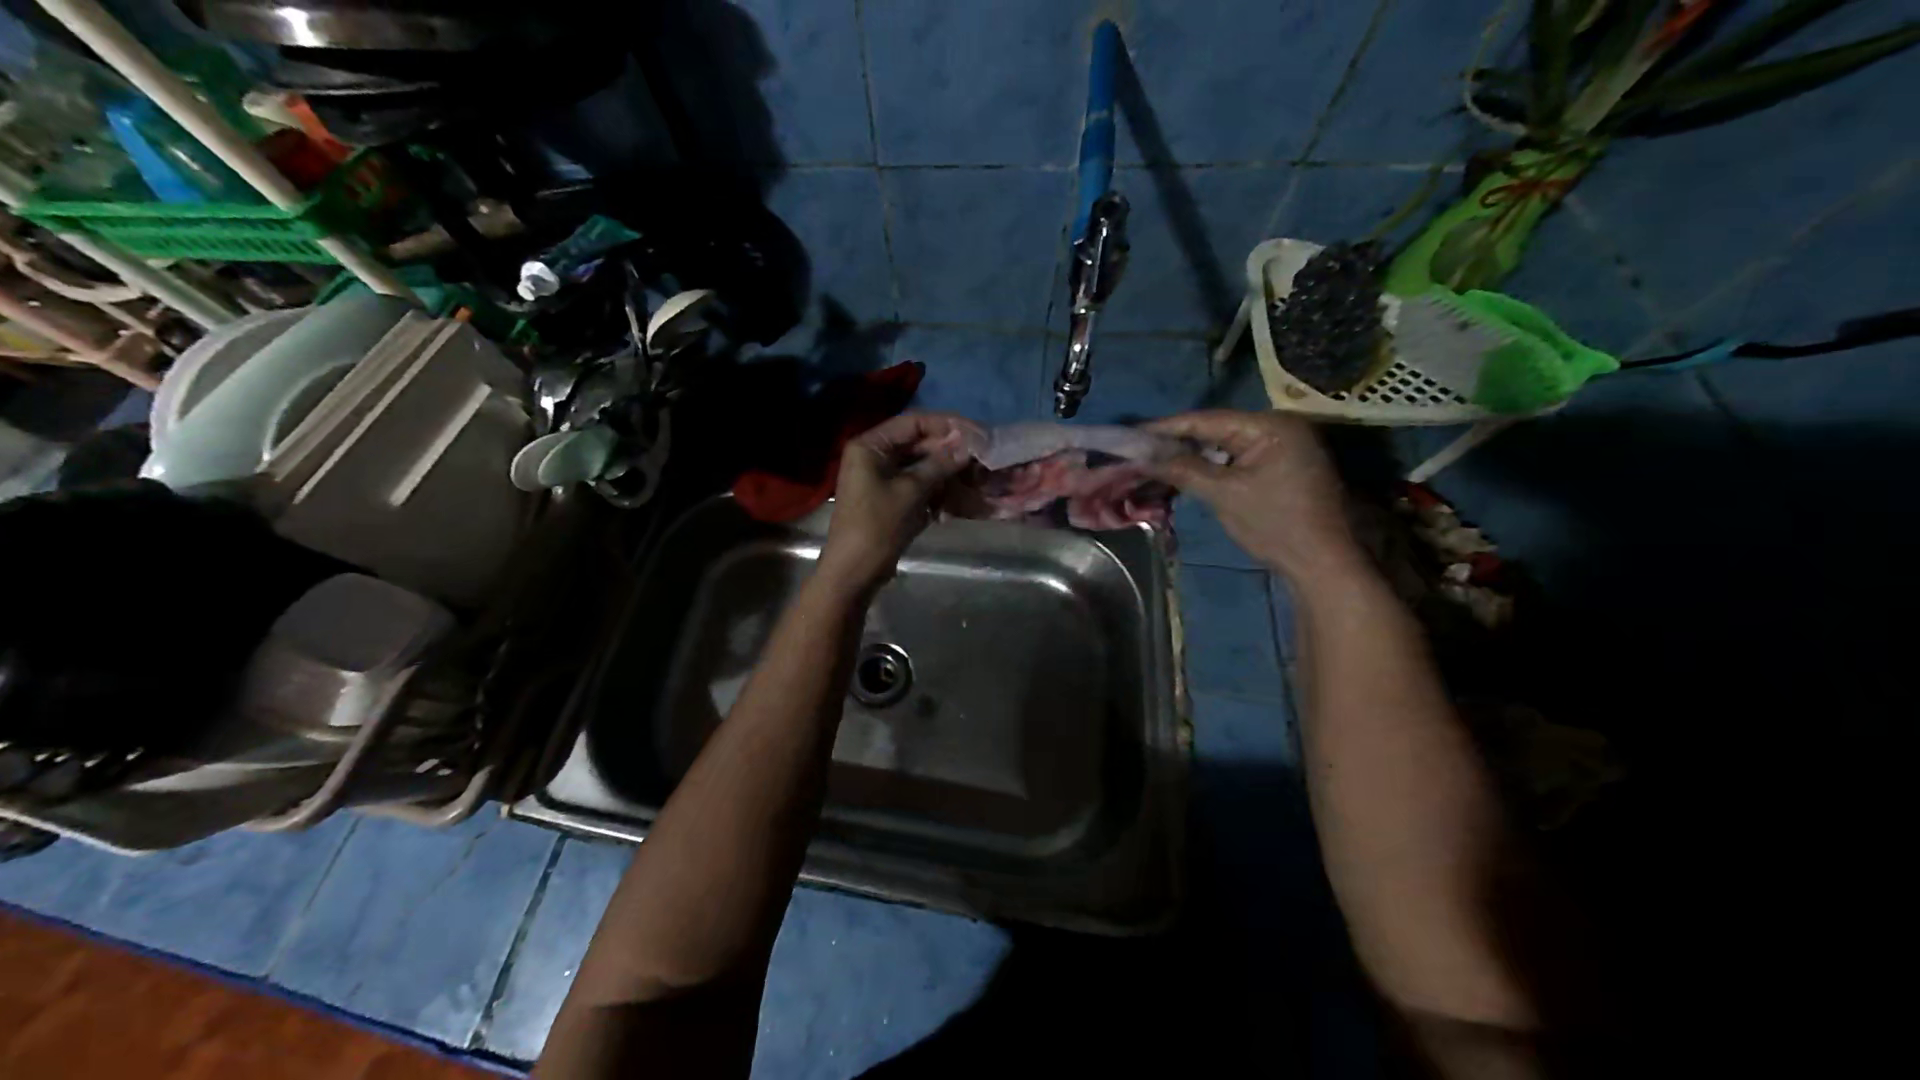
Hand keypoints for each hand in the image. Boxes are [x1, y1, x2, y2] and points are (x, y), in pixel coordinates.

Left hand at [818, 412, 980, 589]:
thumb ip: (939, 464)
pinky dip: (936, 488)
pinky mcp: (889, 498)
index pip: (912, 423)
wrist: (854, 573)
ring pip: (919, 465)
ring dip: (945, 470)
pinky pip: (916, 484)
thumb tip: (966, 445)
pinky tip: (957, 495)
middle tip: (979, 457)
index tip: (975, 432)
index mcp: (869, 446)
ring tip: (973, 477)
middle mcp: (873, 455)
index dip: (945, 425)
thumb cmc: (877, 527)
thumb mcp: (911, 492)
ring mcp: (880, 478)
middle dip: (948, 450)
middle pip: (917, 443)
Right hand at [1146, 410, 1362, 581]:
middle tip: (1138, 449)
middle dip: (1177, 442)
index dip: (1166, 428)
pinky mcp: (1282, 466)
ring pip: (1226, 445)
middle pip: (1216, 429)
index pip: (1207, 420)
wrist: (1322, 563)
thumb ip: (1183, 469)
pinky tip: (1184, 472)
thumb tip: (1143, 457)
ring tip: (1153, 461)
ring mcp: (1283, 447)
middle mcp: (1279, 427)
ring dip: (1192, 455)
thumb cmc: (1275, 525)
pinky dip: (1212, 465)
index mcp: (1270, 426)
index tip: (1132, 433)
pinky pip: (1238, 458)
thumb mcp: (1224, 495)